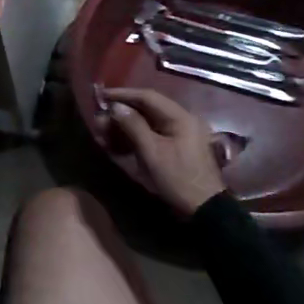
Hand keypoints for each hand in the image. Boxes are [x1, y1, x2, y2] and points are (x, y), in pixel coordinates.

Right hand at [99, 87, 227, 217]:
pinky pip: (153, 135)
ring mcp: (181, 134)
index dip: (123, 94)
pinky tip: (117, 143)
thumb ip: (133, 126)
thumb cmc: (177, 178)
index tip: (101, 95)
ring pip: (148, 122)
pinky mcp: (177, 147)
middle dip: (122, 112)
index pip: (148, 97)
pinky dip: (135, 137)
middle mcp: (182, 120)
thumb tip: (115, 106)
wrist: (204, 208)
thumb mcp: (152, 152)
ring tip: (104, 132)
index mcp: (180, 117)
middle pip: (147, 109)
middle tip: (100, 118)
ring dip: (125, 126)